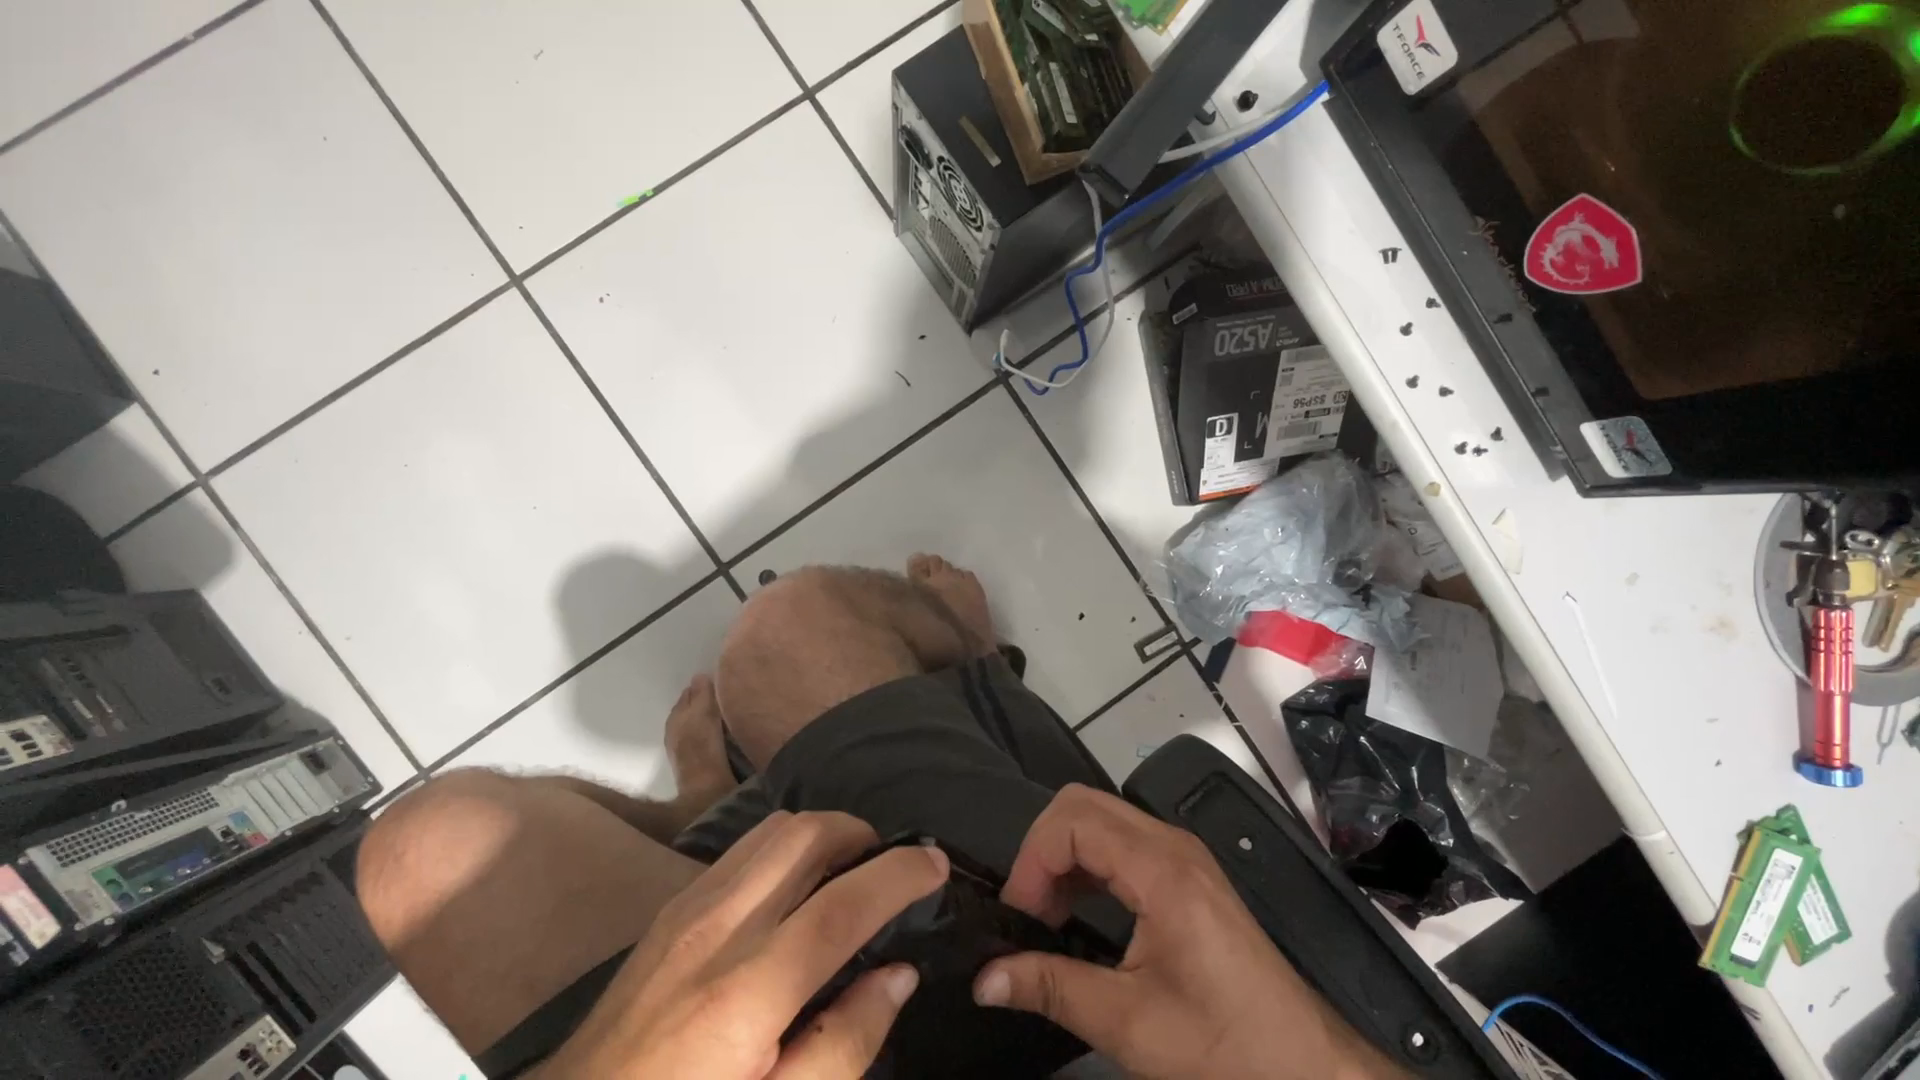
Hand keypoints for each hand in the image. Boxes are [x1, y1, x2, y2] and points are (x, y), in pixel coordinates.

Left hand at [539, 810, 947, 1078]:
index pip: (843, 903)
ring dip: (824, 836)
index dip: (900, 875)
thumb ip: (845, 1044)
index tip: (937, 865)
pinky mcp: (670, 911)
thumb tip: (899, 973)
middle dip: (861, 835)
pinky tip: (797, 889)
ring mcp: (686, 910)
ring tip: (850, 873)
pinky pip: (742, 849)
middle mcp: (718, 928)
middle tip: (892, 870)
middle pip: (804, 836)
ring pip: (772, 830)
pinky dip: (786, 848)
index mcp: (749, 991)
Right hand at [972, 785, 1404, 1079]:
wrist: (1307, 1070)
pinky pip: (1122, 843)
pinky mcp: (1188, 875)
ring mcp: (1184, 857)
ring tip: (1048, 920)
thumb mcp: (1129, 1024)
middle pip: (1083, 805)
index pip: (1072, 820)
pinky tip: (1080, 916)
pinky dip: (1088, 865)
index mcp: (1162, 869)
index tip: (1019, 919)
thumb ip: (1051, 988)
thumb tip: (983, 980)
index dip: (1032, 861)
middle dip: (1042, 851)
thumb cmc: (1224, 1047)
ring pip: (1102, 819)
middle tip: (1029, 914)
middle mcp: (1173, 845)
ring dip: (1063, 857)